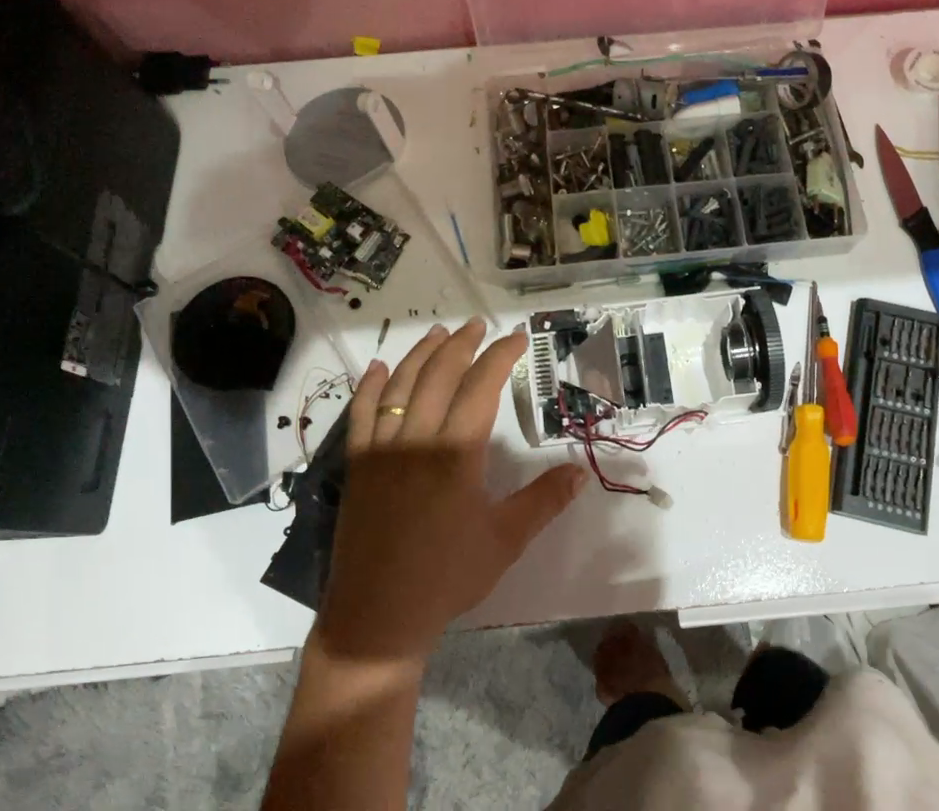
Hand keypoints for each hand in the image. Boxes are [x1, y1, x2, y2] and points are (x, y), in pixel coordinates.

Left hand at [315, 318, 585, 661]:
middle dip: (461, 345)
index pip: (480, 387)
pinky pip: (361, 414)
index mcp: (456, 454)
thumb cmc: (448, 577)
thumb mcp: (506, 540)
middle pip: (438, 375)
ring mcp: (380, 450)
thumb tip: (582, 472)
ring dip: (420, 354)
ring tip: (439, 334)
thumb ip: (544, 501)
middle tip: (479, 325)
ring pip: (399, 386)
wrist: (379, 614)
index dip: (499, 357)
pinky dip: (370, 386)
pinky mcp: (357, 466)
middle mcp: (416, 440)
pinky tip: (378, 369)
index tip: (516, 339)